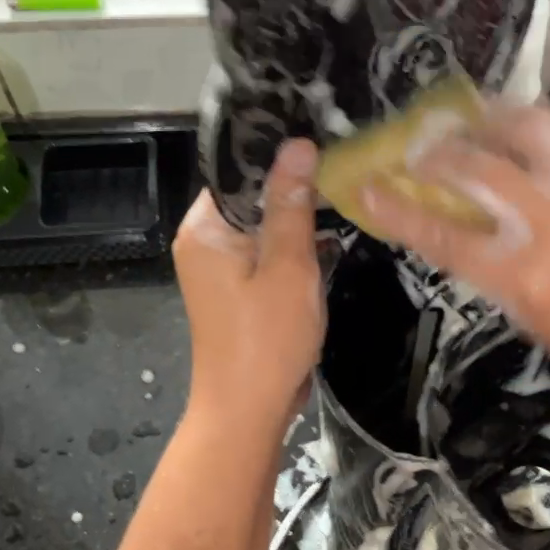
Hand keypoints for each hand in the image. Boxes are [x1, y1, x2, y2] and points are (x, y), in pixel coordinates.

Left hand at [174, 139, 323, 433]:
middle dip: (294, 188)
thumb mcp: (288, 265)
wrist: (247, 411)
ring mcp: (220, 269)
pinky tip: (328, 242)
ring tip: (343, 199)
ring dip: (298, 220)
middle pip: (251, 197)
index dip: (279, 154)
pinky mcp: (238, 291)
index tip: (323, 139)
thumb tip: (298, 144)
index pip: (239, 171)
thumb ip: (292, 205)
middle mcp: (204, 242)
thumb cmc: (267, 339)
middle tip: (344, 168)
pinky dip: (293, 249)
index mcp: (205, 228)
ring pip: (263, 227)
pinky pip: (266, 255)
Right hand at [359, 103, 549, 392]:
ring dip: (482, 120)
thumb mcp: (547, 328)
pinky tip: (516, 135)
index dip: (399, 210)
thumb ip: (501, 280)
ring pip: (522, 127)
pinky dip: (526, 128)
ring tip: (465, 122)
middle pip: (474, 169)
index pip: (445, 236)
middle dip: (434, 155)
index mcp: (531, 278)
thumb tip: (468, 240)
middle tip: (415, 151)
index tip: (367, 188)